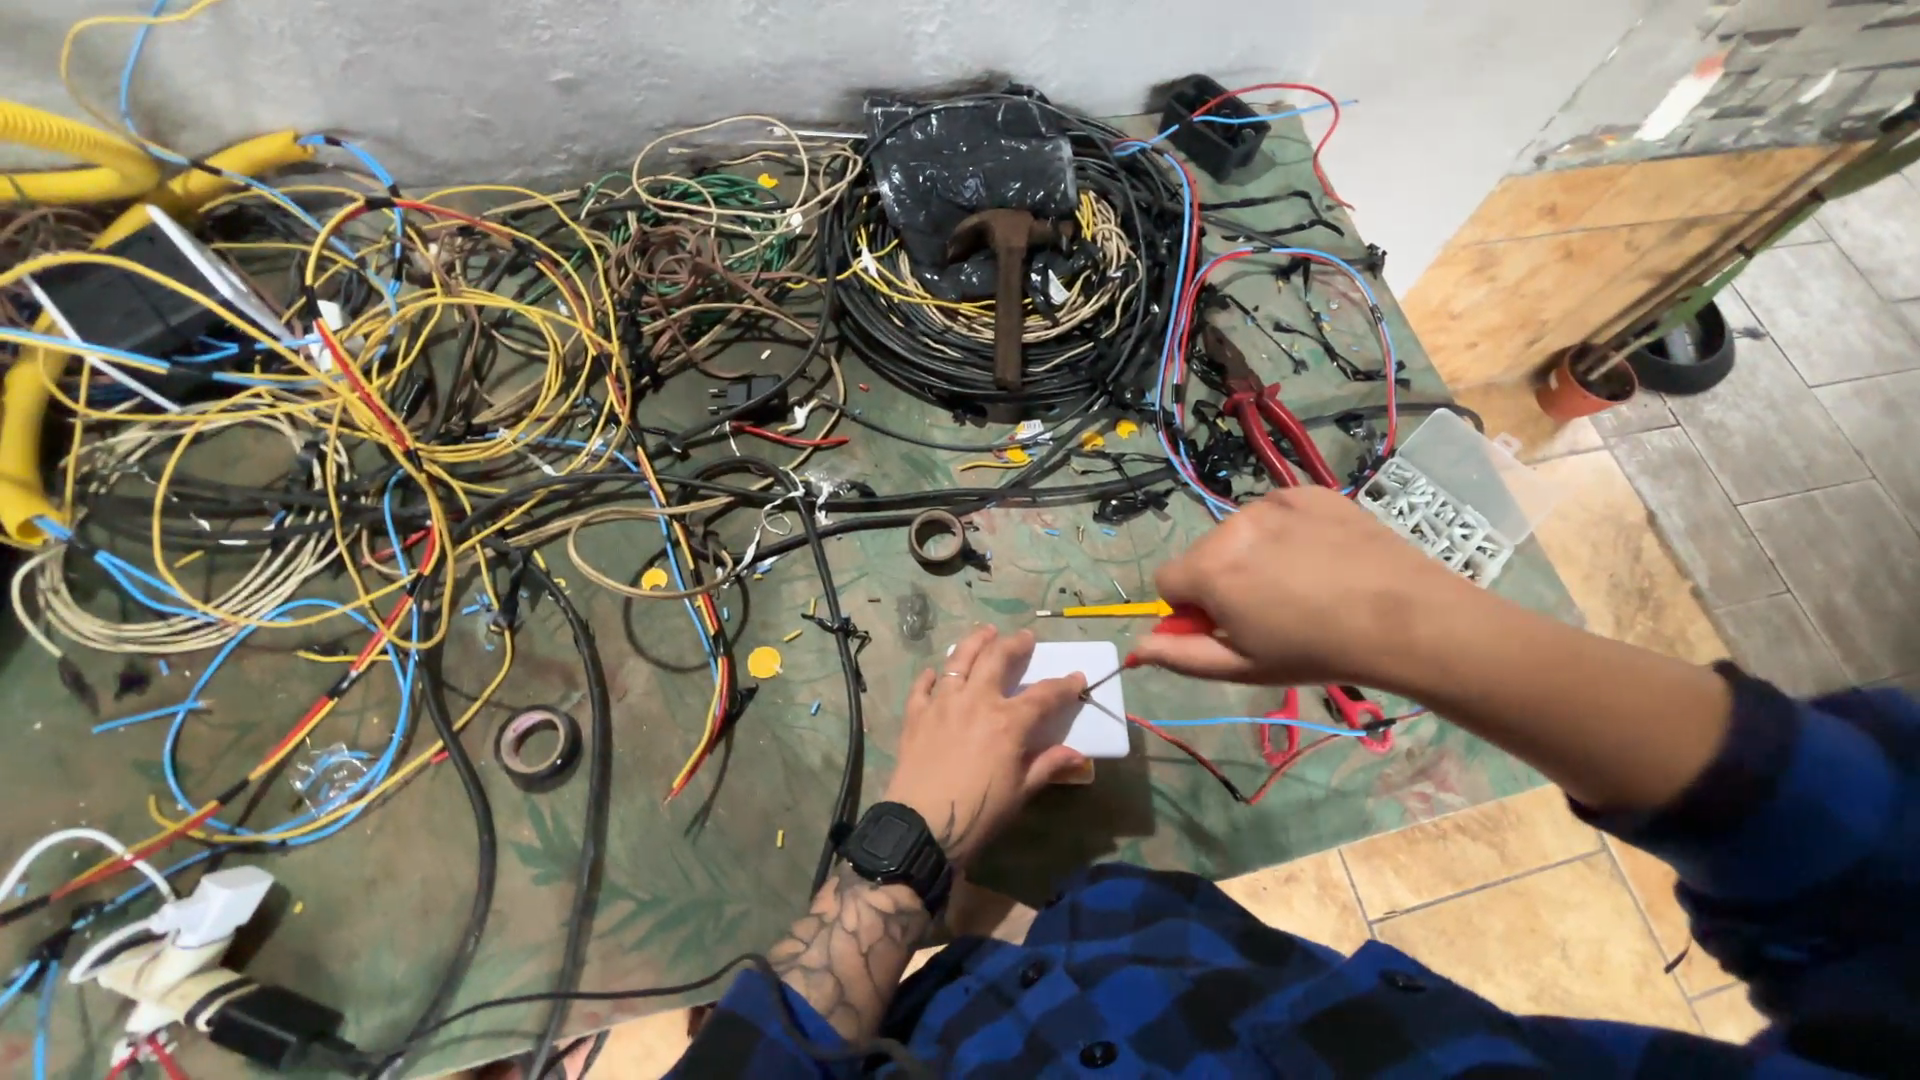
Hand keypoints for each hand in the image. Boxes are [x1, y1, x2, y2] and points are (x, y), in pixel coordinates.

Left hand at [882, 626, 1086, 868]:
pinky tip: (936, 673)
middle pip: (996, 659)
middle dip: (1014, 644)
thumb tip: (1076, 755)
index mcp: (1007, 721)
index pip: (1044, 695)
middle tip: (1024, 637)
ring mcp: (941, 704)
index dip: (1064, 685)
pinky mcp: (915, 715)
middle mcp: (975, 701)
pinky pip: (923, 686)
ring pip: (958, 661)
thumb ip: (1047, 766)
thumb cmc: (978, 812)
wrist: (922, 827)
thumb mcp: (1020, 792)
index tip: (1077, 677)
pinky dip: (931, 676)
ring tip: (984, 632)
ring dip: (974, 642)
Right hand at [1132, 486, 1486, 686]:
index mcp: (1209, 569)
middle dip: (1221, 579)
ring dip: (1252, 554)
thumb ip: (1181, 655)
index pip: (1167, 581)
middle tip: (1271, 609)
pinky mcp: (1308, 490)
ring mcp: (1272, 501)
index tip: (1229, 625)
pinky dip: (1285, 532)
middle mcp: (1231, 526)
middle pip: (1202, 555)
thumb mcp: (1242, 666)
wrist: (1408, 618)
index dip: (1191, 609)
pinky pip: (1276, 511)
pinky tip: (1321, 556)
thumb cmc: (1317, 651)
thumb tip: (1136, 645)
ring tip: (1302, 582)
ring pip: (1238, 532)